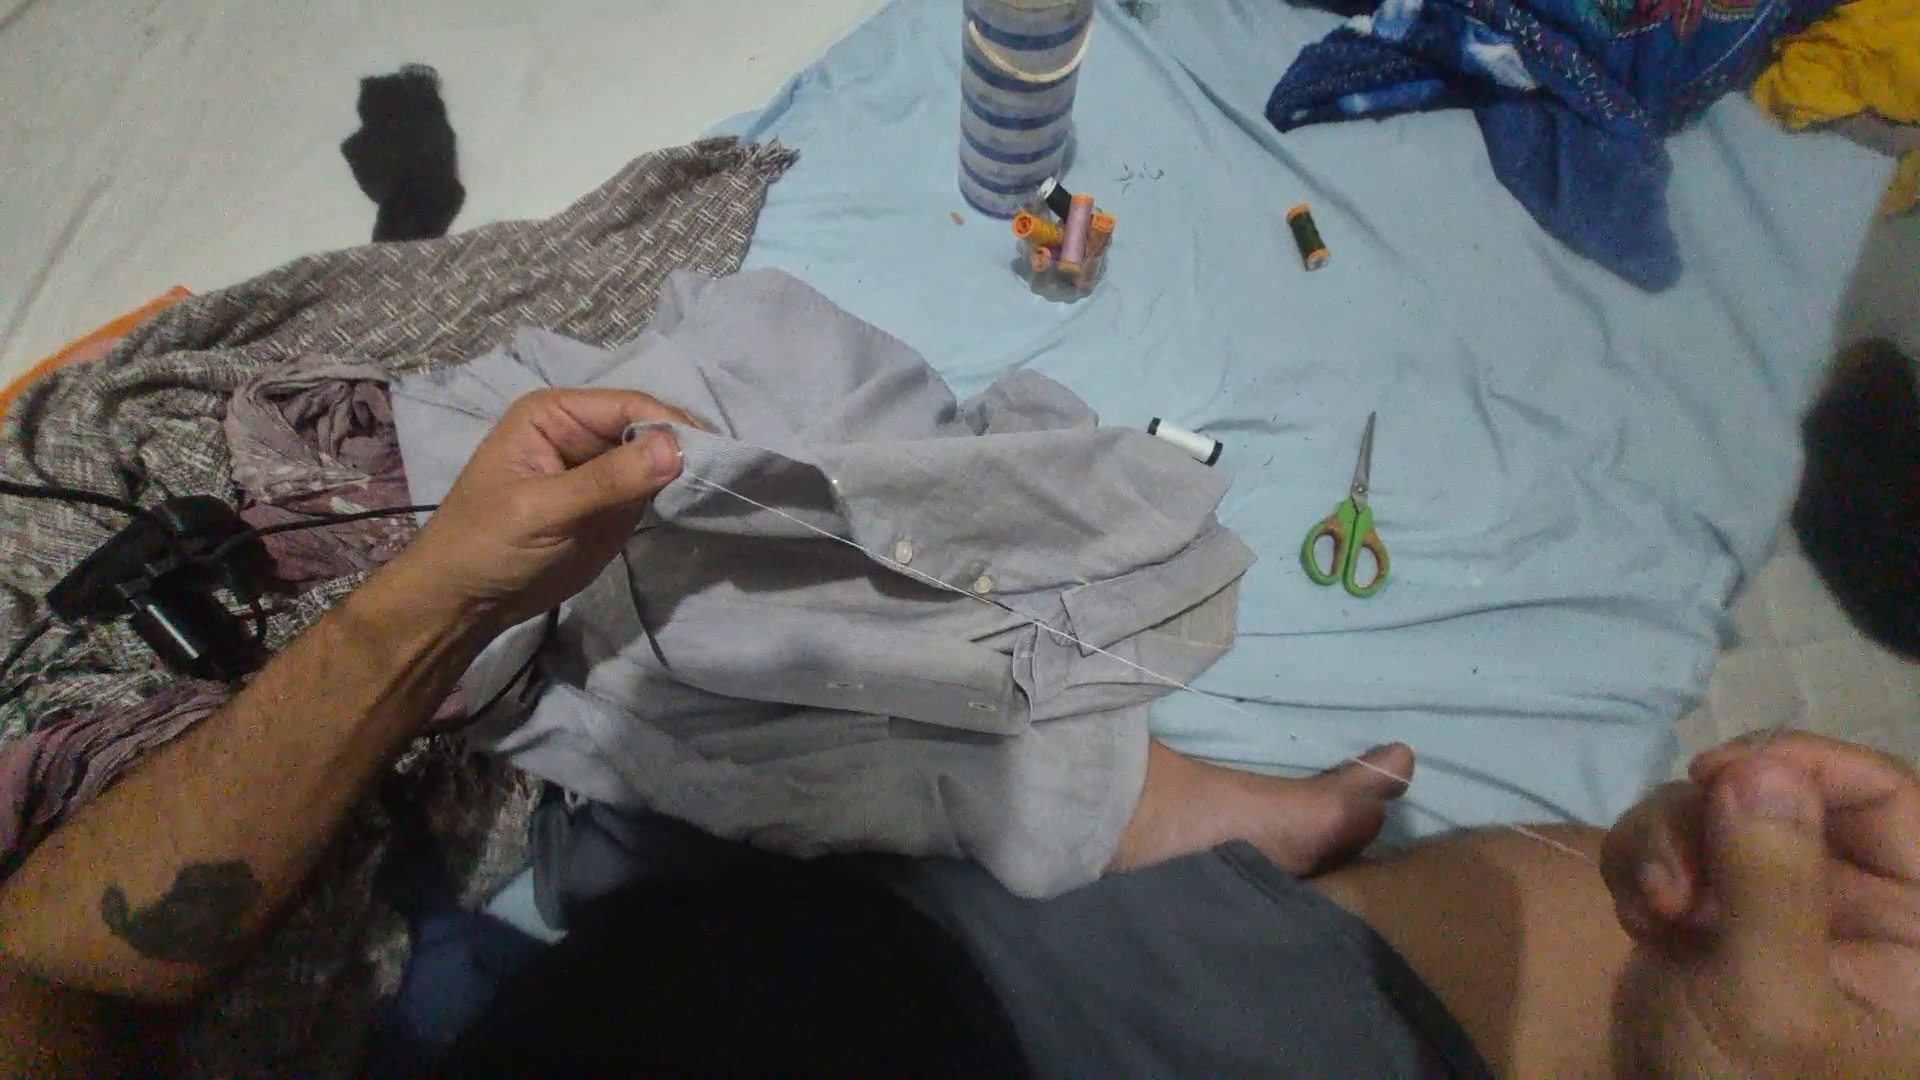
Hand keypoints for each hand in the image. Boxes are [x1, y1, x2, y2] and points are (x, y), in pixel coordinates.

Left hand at [382, 388, 692, 637]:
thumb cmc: (488, 545)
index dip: (670, 426)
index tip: (709, 456)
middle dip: (685, 448)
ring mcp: (604, 468)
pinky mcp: (619, 501)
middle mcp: (585, 432)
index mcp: (557, 415)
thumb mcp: (543, 509)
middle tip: (723, 474)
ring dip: (688, 471)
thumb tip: (677, 449)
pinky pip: (658, 487)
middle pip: (651, 427)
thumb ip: (608, 479)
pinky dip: (680, 493)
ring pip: (660, 457)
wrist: (470, 602)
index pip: (630, 406)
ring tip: (720, 487)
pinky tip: (702, 501)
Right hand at [1602, 731, 1919, 1078]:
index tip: (1709, 775)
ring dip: (1655, 845)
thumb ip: (1770, 882)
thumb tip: (1759, 768)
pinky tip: (1637, 917)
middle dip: (1698, 820)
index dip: (1799, 763)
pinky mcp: (1715, 896)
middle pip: (1774, 791)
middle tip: (1666, 880)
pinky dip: (1635, 864)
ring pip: (1706, 808)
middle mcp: (1861, 897)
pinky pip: (1665, 836)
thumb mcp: (1764, 992)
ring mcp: (1781, 894)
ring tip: (1646, 909)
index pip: (1889, 794)